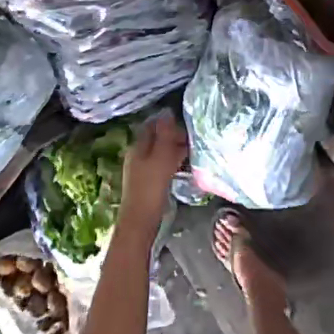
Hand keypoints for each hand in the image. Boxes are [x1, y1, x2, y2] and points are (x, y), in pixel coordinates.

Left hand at [119, 111, 187, 232]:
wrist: (141, 222)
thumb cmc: (151, 187)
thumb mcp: (161, 157)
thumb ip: (165, 135)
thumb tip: (167, 111)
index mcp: (138, 146)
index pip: (153, 125)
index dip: (169, 122)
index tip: (188, 124)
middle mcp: (138, 155)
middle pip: (157, 138)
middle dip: (175, 136)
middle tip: (195, 140)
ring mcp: (142, 169)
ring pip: (161, 152)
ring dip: (176, 150)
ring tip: (194, 152)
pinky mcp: (149, 182)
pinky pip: (163, 165)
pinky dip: (174, 163)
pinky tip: (186, 168)